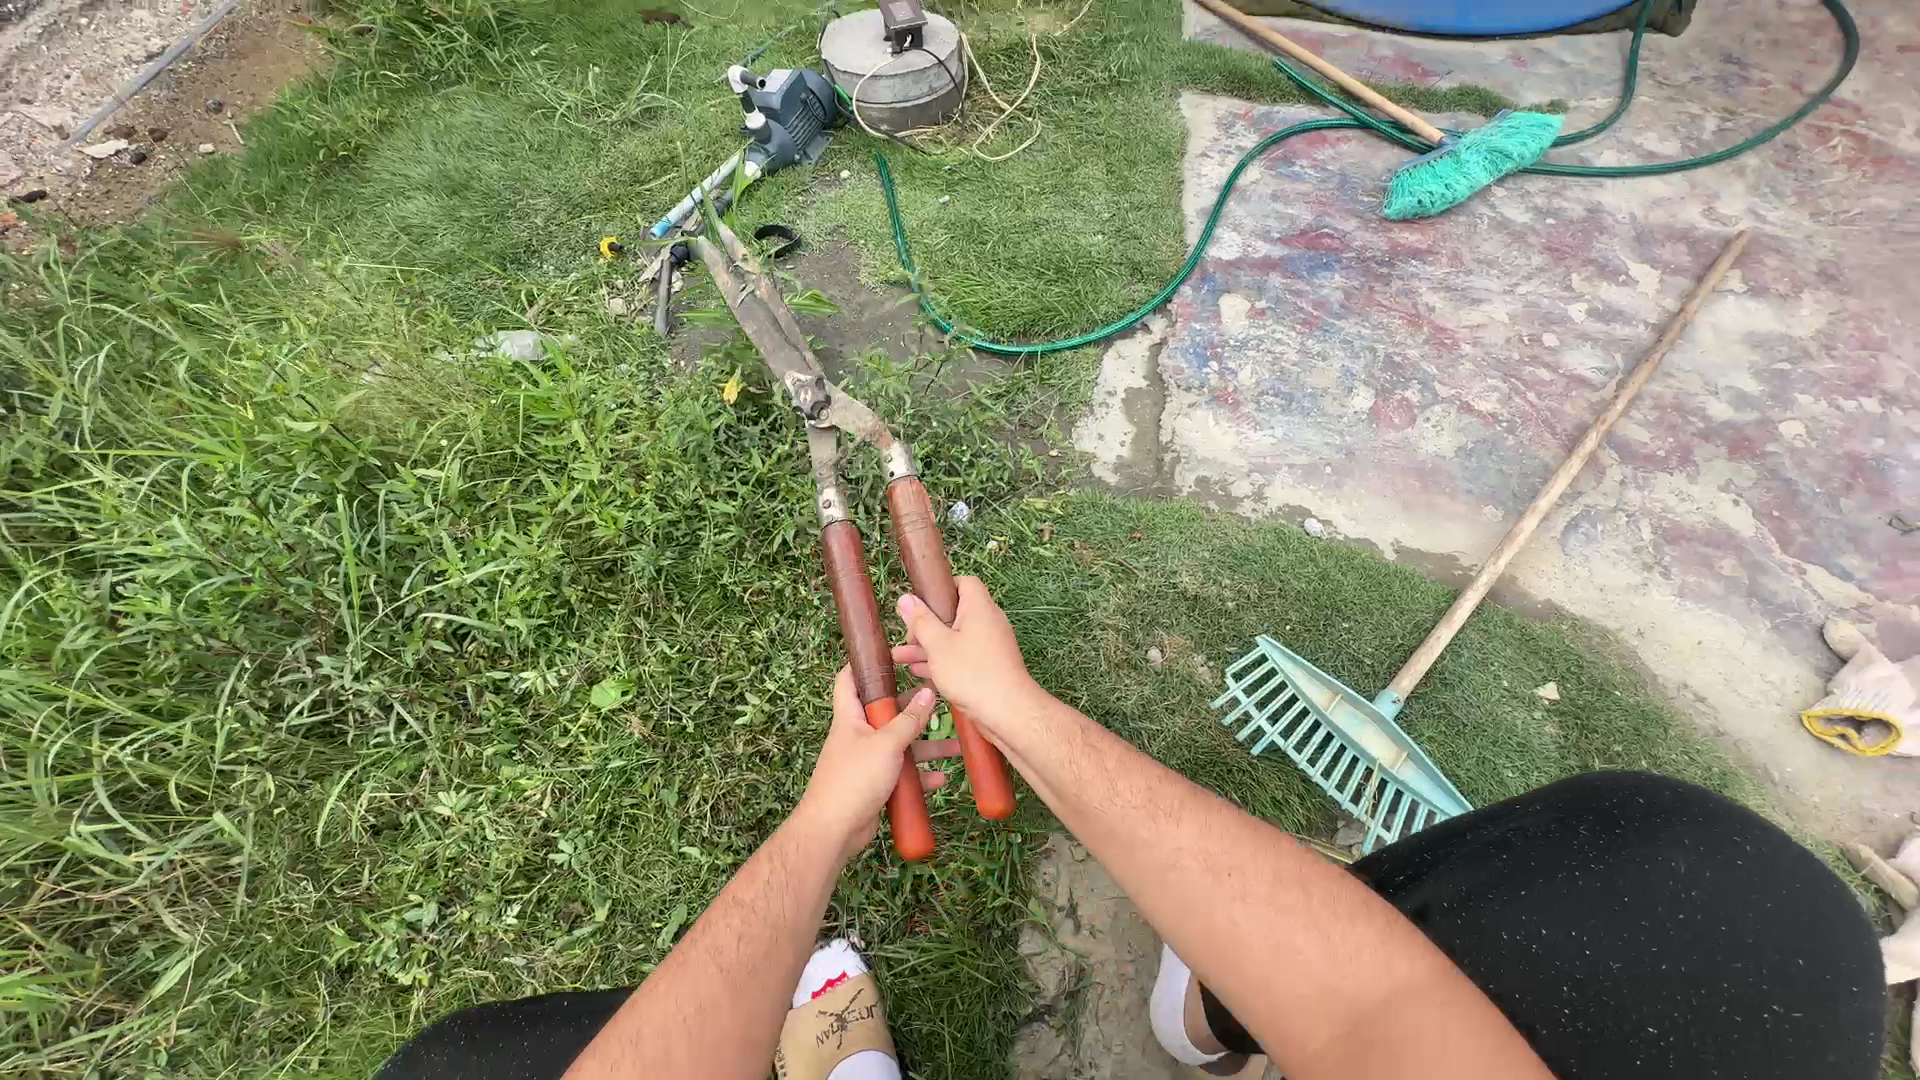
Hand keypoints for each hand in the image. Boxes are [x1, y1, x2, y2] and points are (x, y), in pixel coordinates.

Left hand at [796, 667, 959, 862]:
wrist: (833, 830)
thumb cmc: (854, 779)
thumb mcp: (886, 744)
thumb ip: (910, 719)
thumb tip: (928, 693)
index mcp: (851, 717)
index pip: (849, 679)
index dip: (865, 664)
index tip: (891, 655)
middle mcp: (858, 735)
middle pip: (887, 714)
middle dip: (914, 710)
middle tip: (940, 702)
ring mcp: (867, 761)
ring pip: (901, 746)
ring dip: (926, 747)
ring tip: (956, 749)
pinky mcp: (876, 785)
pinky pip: (902, 774)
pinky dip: (921, 776)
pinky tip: (941, 778)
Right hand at [894, 577, 1049, 742]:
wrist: (1007, 712)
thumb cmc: (972, 673)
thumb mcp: (939, 645)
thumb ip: (921, 621)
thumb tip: (905, 598)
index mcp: (979, 609)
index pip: (965, 583)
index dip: (942, 587)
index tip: (921, 601)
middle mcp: (988, 623)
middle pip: (954, 613)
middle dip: (927, 624)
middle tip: (906, 636)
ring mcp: (989, 646)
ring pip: (954, 638)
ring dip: (928, 646)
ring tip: (899, 656)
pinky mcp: (988, 667)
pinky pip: (961, 656)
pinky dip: (941, 661)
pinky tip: (918, 671)